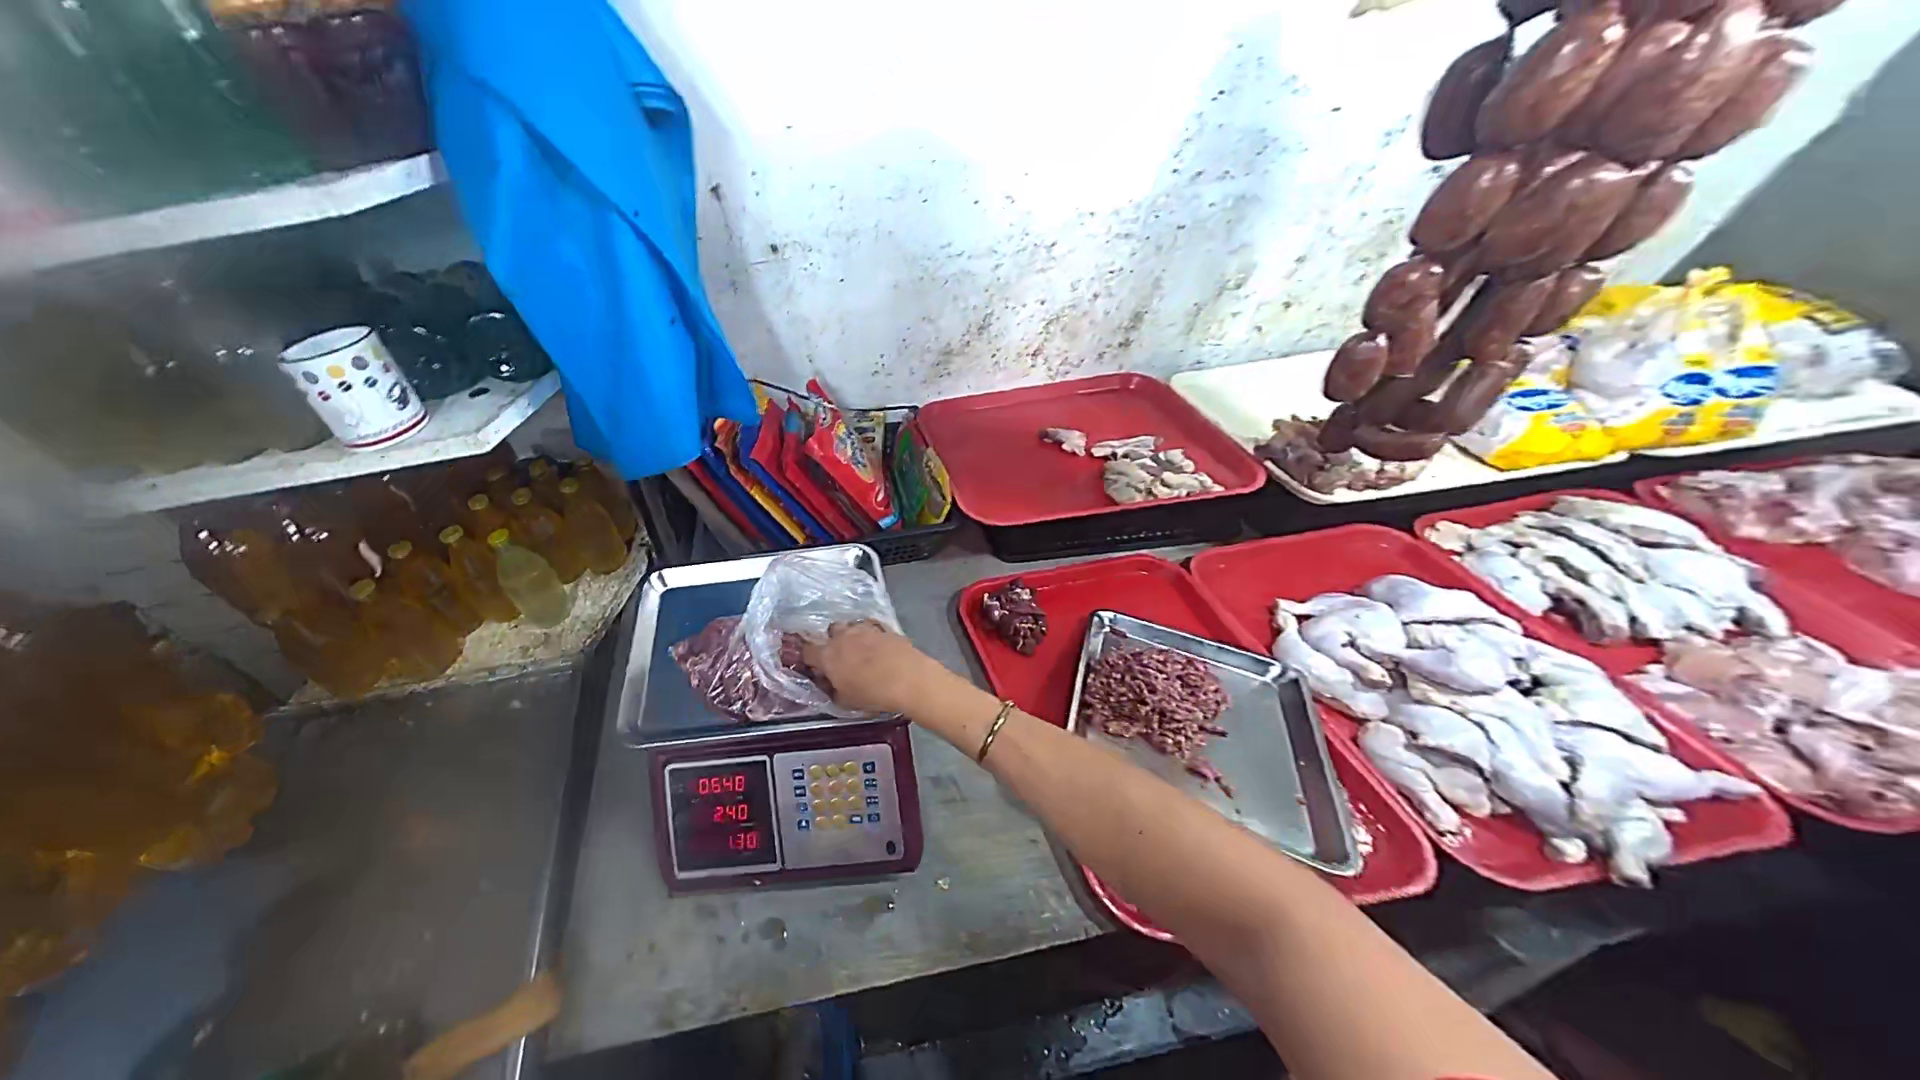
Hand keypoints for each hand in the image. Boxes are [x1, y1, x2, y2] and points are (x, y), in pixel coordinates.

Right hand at [802, 622, 953, 715]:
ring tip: (861, 651)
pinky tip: (879, 647)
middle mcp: (843, 636)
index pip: (807, 651)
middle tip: (841, 657)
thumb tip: (830, 683)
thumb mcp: (845, 701)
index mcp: (828, 655)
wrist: (909, 678)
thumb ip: (833, 689)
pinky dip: (871, 636)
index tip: (813, 665)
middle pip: (831, 631)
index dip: (808, 658)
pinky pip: (872, 628)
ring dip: (852, 636)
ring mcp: (865, 629)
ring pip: (852, 626)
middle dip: (833, 641)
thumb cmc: (873, 694)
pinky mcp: (885, 628)